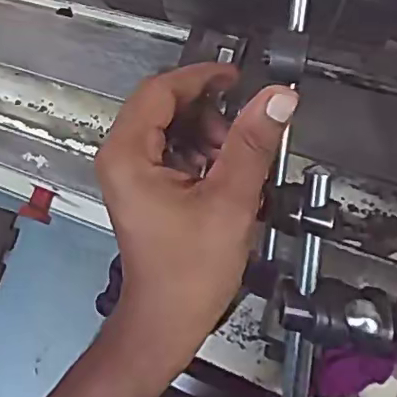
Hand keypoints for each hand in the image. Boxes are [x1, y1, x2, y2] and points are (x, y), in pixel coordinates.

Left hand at [94, 63, 295, 373]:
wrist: (167, 320)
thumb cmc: (186, 273)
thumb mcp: (229, 200)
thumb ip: (252, 143)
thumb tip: (276, 99)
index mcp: (127, 153)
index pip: (160, 90)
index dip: (201, 77)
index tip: (234, 76)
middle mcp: (120, 156)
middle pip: (164, 106)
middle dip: (207, 113)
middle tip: (240, 130)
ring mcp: (129, 171)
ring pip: (170, 127)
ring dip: (206, 134)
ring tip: (233, 162)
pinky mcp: (143, 185)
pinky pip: (171, 149)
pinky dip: (199, 153)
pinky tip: (222, 176)